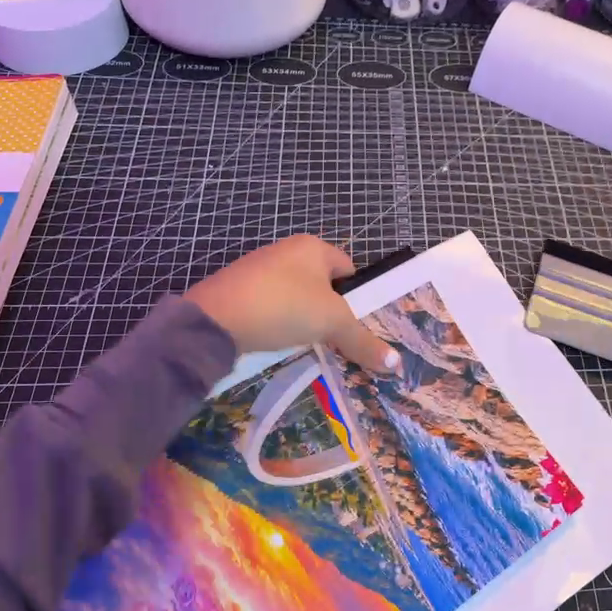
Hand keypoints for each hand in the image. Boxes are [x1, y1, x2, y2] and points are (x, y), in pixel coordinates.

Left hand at [183, 235, 399, 371]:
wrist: (214, 319)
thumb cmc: (283, 306)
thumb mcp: (331, 323)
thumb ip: (363, 341)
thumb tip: (397, 364)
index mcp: (312, 246)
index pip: (348, 268)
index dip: (358, 296)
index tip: (359, 324)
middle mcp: (286, 251)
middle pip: (321, 284)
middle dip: (330, 312)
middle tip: (339, 340)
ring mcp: (258, 270)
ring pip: (294, 297)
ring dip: (303, 320)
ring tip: (309, 346)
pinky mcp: (237, 292)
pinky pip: (270, 308)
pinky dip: (277, 324)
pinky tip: (278, 343)